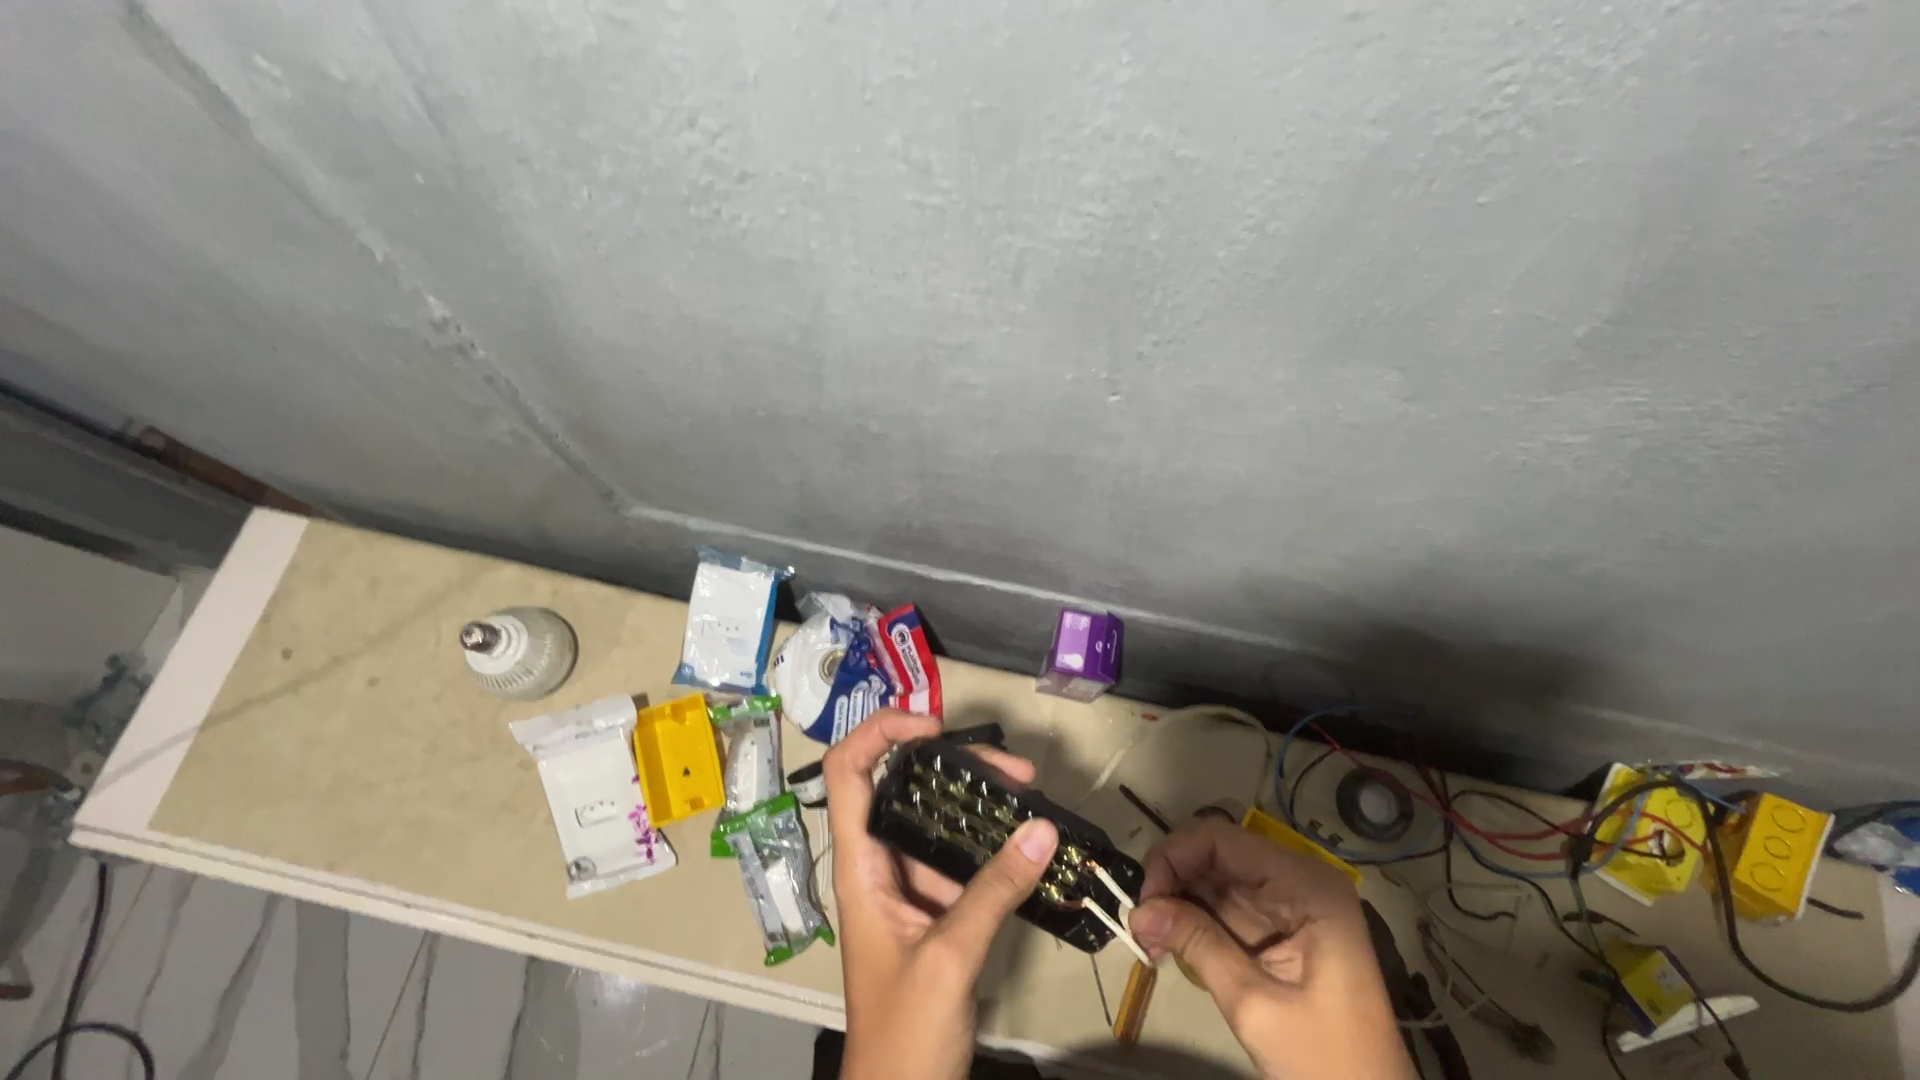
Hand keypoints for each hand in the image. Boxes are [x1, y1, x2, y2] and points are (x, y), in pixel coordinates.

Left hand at [823, 709, 1058, 1079]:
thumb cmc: (904, 1030)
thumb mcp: (950, 955)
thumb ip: (994, 890)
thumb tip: (1041, 829)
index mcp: (859, 863)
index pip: (848, 772)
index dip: (879, 733)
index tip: (932, 727)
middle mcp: (880, 860)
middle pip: (904, 783)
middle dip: (955, 762)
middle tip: (1015, 769)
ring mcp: (909, 882)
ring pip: (938, 816)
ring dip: (980, 798)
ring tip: (1030, 791)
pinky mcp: (937, 904)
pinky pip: (962, 854)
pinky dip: (993, 838)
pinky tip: (1029, 836)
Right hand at [1128, 817, 1414, 1079]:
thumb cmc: (1325, 1060)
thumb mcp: (1255, 1003)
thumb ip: (1197, 945)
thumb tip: (1138, 911)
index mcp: (1306, 885)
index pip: (1223, 839)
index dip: (1175, 857)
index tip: (1145, 901)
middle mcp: (1298, 880)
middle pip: (1216, 853)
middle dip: (1171, 880)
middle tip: (1141, 925)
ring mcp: (1289, 903)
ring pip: (1213, 877)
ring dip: (1176, 900)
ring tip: (1148, 940)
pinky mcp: (1277, 927)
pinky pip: (1223, 904)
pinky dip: (1191, 918)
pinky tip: (1167, 943)